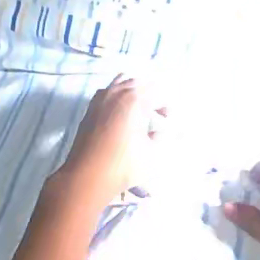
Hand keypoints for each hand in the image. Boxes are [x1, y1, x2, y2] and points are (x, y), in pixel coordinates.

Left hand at [52, 76, 163, 205]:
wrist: (87, 176)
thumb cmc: (123, 164)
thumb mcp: (152, 153)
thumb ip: (164, 137)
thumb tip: (173, 131)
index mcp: (133, 98)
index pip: (156, 91)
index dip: (166, 104)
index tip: (168, 120)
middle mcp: (115, 93)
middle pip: (138, 82)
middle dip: (151, 95)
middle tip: (158, 115)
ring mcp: (99, 100)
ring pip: (120, 83)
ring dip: (133, 92)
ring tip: (140, 112)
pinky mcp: (89, 110)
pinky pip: (106, 93)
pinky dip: (117, 97)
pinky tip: (121, 116)